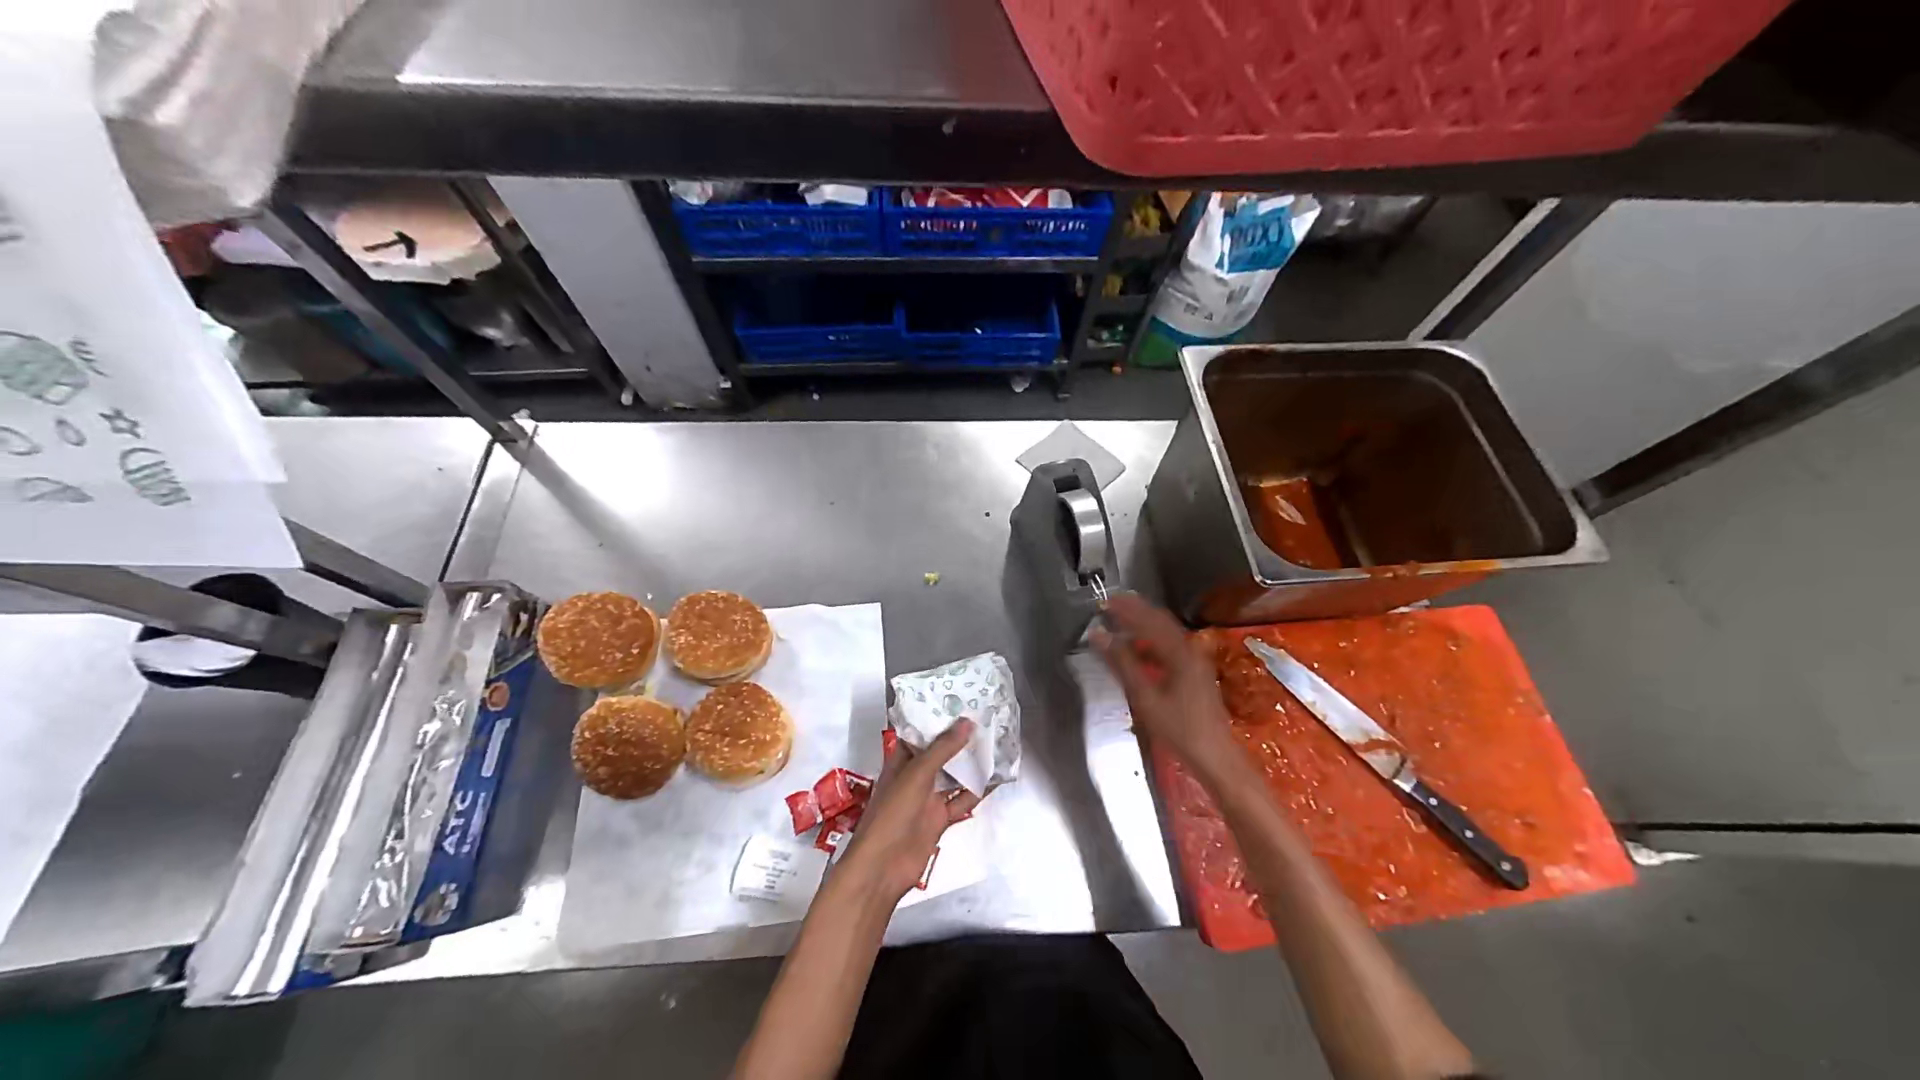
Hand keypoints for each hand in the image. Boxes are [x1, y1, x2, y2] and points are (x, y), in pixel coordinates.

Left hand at [837, 720, 982, 901]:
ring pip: (951, 776)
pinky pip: (961, 800)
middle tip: (984, 718)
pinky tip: (995, 777)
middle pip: (938, 753)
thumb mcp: (916, 774)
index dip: (936, 718)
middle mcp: (913, 776)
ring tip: (994, 742)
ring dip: (969, 763)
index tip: (958, 701)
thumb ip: (942, 749)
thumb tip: (966, 722)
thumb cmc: (892, 813)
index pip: (918, 733)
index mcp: (900, 761)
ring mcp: (926, 798)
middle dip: (957, 739)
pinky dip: (976, 791)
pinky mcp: (939, 818)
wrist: (884, 866)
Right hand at [1091, 592, 1241, 781]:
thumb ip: (1121, 662)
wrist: (1213, 755)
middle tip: (1111, 604)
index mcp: (1180, 652)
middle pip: (1160, 621)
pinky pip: (1169, 646)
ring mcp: (1195, 660)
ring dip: (1143, 625)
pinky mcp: (1194, 672)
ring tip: (1120, 621)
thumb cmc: (1179, 729)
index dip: (1126, 609)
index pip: (1149, 620)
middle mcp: (1190, 650)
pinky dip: (1150, 641)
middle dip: (1135, 611)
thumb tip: (1100, 636)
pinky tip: (1137, 649)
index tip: (1106, 600)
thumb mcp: (1144, 696)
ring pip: (1165, 633)